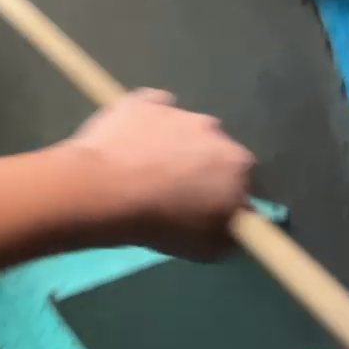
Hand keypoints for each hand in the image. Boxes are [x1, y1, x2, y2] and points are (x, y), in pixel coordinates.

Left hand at [61, 88, 253, 259]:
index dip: (227, 194)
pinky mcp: (139, 100)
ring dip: (174, 140)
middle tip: (176, 184)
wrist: (105, 189)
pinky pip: (152, 105)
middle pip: (214, 147)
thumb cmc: (163, 223)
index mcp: (238, 163)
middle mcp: (212, 128)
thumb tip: (237, 215)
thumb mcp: (213, 248)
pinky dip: (149, 117)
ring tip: (148, 161)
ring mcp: (173, 110)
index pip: (243, 179)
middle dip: (202, 164)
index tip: (208, 205)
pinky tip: (136, 132)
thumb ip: (234, 228)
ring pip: (182, 125)